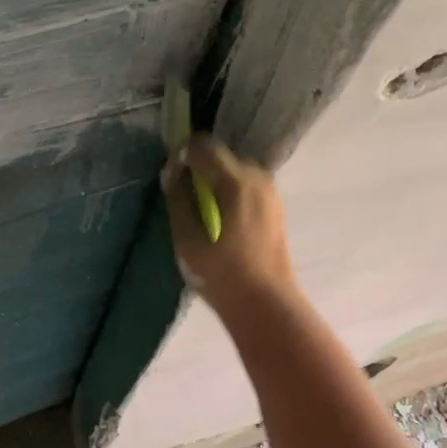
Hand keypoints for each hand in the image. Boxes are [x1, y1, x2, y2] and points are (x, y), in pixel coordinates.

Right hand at [163, 134, 295, 311]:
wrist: (265, 302)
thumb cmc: (221, 273)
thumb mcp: (187, 238)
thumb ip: (178, 198)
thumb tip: (173, 172)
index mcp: (234, 181)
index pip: (202, 145)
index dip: (181, 154)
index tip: (172, 177)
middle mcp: (256, 176)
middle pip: (220, 155)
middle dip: (199, 168)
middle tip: (185, 198)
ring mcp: (270, 190)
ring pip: (234, 169)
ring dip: (215, 181)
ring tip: (204, 213)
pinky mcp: (275, 204)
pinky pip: (246, 184)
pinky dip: (230, 191)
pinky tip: (223, 221)